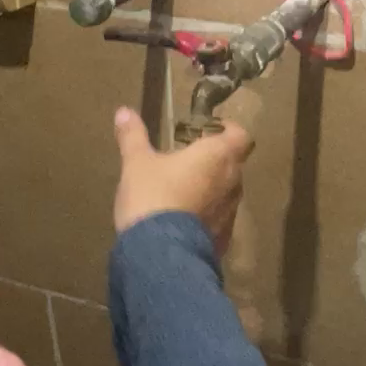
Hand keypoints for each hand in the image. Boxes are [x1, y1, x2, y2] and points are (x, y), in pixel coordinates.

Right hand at [111, 106, 252, 251]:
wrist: (160, 254)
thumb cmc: (152, 197)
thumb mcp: (137, 163)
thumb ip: (133, 136)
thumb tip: (123, 111)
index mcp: (218, 156)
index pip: (241, 135)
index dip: (229, 130)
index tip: (208, 131)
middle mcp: (233, 182)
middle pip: (233, 164)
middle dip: (215, 160)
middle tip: (188, 160)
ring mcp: (231, 213)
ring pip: (227, 193)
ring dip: (211, 189)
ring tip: (183, 191)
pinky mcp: (224, 239)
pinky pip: (219, 220)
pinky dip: (206, 216)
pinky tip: (183, 221)